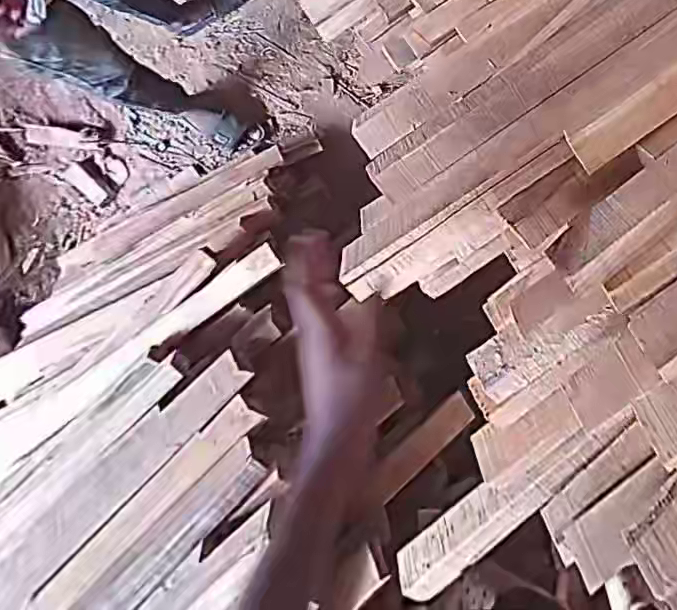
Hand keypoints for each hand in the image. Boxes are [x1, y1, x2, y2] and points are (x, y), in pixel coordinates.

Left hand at [280, 231, 385, 450]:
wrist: (336, 442)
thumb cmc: (347, 403)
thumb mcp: (368, 354)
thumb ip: (370, 317)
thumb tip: (374, 286)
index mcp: (316, 325)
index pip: (302, 282)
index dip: (304, 256)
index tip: (309, 234)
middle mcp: (311, 332)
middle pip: (303, 289)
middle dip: (309, 262)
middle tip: (317, 240)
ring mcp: (314, 345)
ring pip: (311, 302)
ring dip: (319, 278)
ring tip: (329, 261)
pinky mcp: (323, 357)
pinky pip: (321, 318)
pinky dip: (329, 301)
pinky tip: (343, 302)